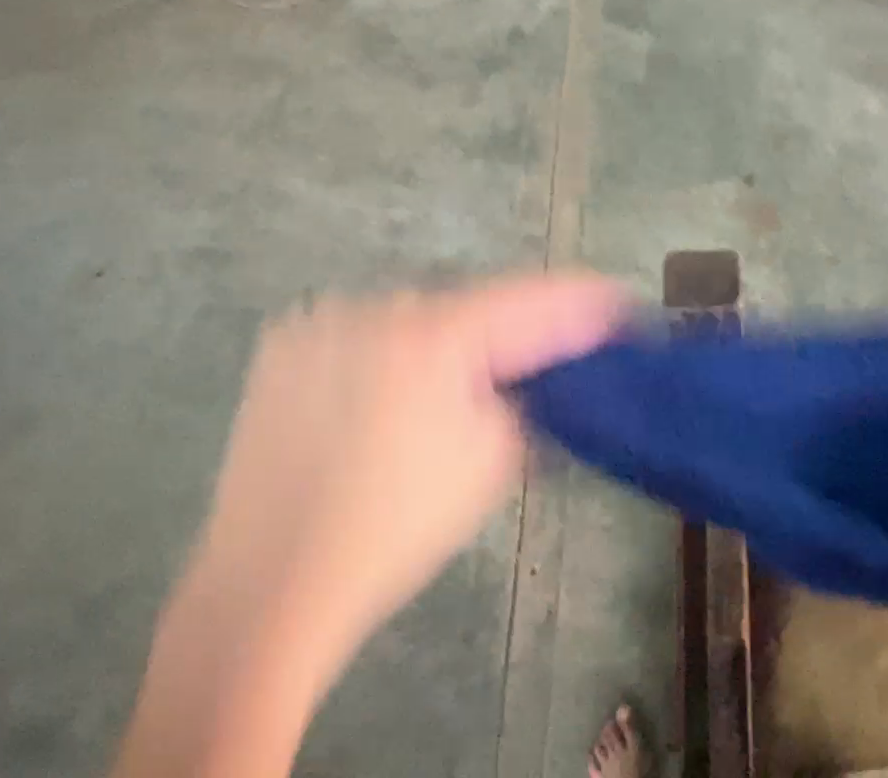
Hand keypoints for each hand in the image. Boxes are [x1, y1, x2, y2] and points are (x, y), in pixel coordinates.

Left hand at [112, 275, 626, 777]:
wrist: (269, 587)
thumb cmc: (397, 529)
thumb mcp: (493, 461)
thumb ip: (534, 398)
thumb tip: (554, 372)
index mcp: (432, 335)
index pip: (530, 300)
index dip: (583, 302)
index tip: (619, 302)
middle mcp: (374, 309)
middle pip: (471, 307)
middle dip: (511, 332)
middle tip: (544, 362)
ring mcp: (322, 324)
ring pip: (418, 321)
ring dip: (453, 344)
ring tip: (468, 387)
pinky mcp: (286, 350)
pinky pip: (369, 337)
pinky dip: (399, 355)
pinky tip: (404, 396)